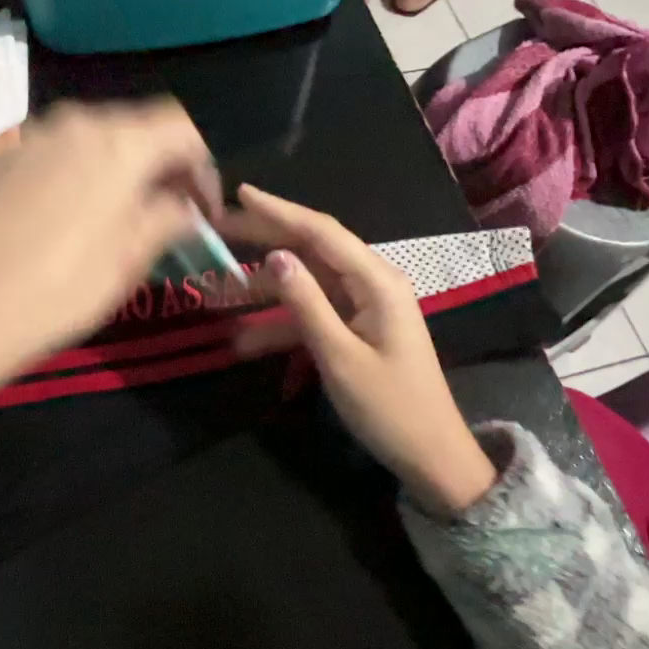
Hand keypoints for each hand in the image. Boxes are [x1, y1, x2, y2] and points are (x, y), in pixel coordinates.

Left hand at [0, 99, 220, 379]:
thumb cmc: (52, 292)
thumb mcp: (125, 262)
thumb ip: (165, 220)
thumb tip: (183, 206)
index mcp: (118, 143)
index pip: (182, 129)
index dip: (202, 167)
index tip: (204, 211)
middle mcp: (75, 124)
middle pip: (137, 130)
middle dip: (162, 168)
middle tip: (171, 217)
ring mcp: (31, 138)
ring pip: (96, 142)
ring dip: (122, 173)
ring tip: (124, 223)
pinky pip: (58, 156)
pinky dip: (82, 178)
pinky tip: (73, 223)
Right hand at [219, 185, 497, 516]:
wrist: (431, 455)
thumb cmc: (389, 407)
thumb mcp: (339, 357)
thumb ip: (306, 303)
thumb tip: (274, 255)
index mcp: (377, 281)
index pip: (321, 232)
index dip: (279, 211)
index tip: (240, 194)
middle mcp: (372, 282)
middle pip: (312, 248)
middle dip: (265, 239)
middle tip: (220, 228)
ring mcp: (365, 305)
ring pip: (307, 282)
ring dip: (265, 288)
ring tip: (218, 288)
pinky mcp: (357, 327)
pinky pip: (314, 312)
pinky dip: (282, 321)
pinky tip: (244, 340)